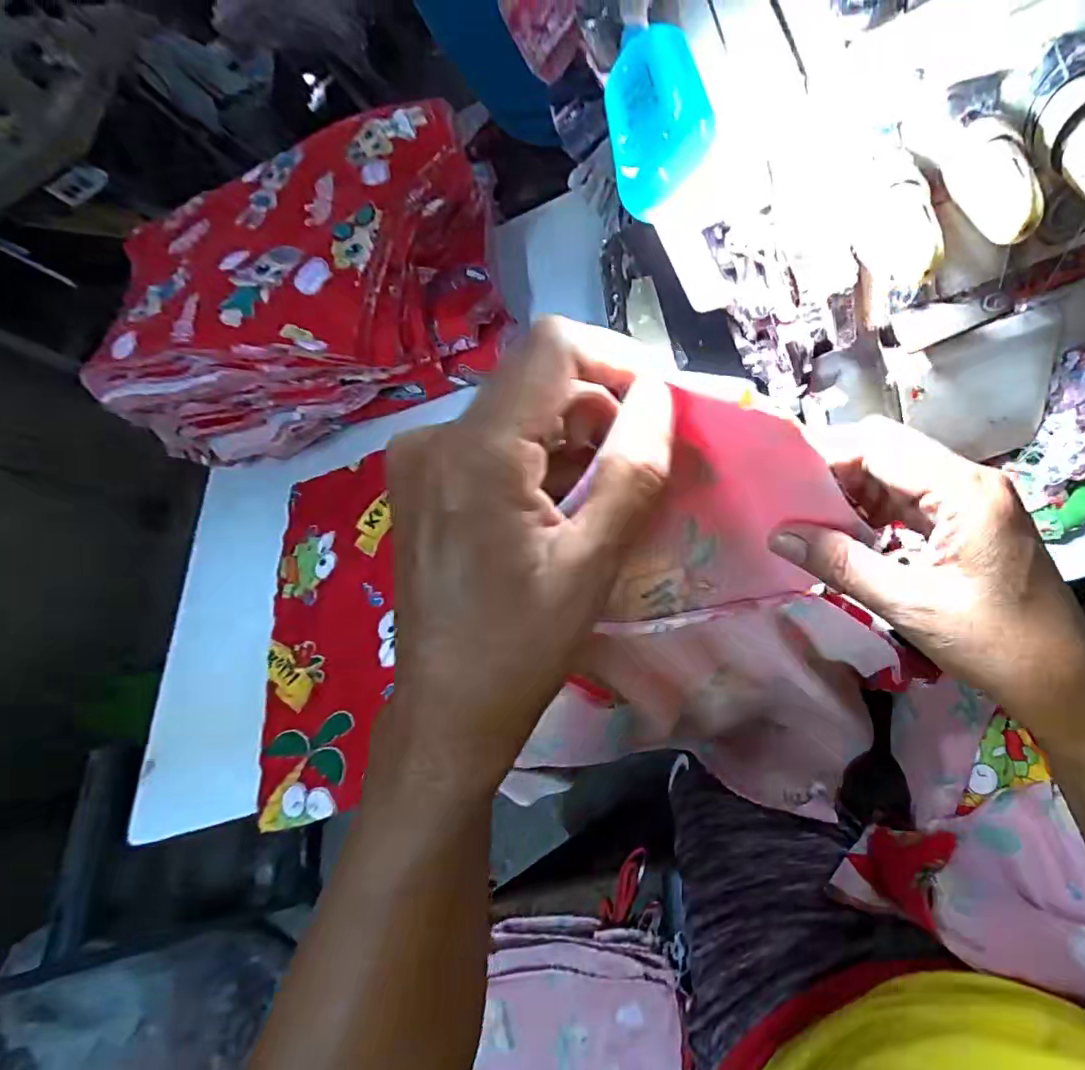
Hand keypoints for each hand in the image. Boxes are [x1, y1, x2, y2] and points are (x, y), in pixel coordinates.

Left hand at [372, 317, 673, 804]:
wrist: (447, 707)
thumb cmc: (522, 647)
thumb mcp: (593, 562)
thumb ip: (632, 471)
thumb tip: (661, 400)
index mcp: (478, 452)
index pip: (554, 347)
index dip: (619, 360)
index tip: (662, 404)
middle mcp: (437, 436)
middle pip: (538, 376)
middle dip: (604, 404)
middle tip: (648, 458)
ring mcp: (422, 456)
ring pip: (521, 408)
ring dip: (577, 435)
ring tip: (611, 492)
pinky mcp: (424, 478)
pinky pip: (498, 439)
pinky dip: (544, 456)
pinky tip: (568, 505)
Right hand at [767, 418, 1084, 720]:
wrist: (1060, 680)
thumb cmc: (992, 644)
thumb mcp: (909, 604)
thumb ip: (841, 563)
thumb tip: (780, 535)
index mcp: (964, 490)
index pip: (881, 446)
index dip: (829, 456)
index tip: (784, 479)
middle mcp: (973, 480)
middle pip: (891, 451)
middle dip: (839, 471)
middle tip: (794, 501)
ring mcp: (977, 498)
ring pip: (901, 473)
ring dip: (858, 492)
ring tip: (815, 520)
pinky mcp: (975, 519)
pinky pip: (917, 499)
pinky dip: (881, 511)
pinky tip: (854, 534)